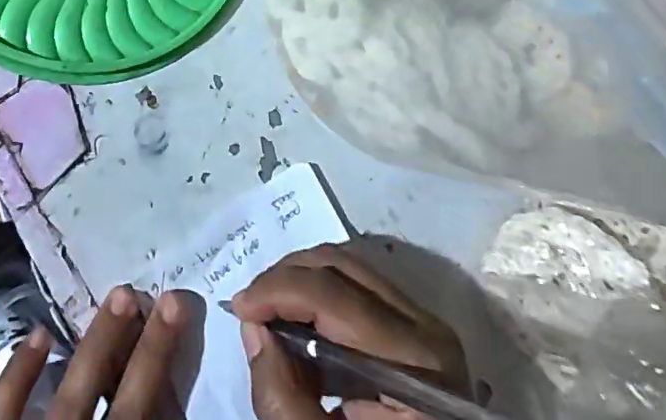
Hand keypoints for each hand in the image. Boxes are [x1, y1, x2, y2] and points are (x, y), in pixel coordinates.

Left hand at [0, 285, 191, 419]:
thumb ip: (154, 419)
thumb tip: (171, 394)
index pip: (150, 407)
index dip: (170, 365)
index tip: (186, 318)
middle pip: (126, 399)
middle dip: (150, 350)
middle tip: (168, 298)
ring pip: (73, 391)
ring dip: (100, 342)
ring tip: (122, 295)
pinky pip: (5, 406)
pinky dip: (20, 371)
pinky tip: (40, 333)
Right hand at [230, 244, 466, 419]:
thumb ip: (284, 400)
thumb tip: (254, 329)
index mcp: (412, 361)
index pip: (331, 292)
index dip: (277, 291)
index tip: (239, 309)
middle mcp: (425, 328)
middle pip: (339, 266)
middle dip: (284, 278)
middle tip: (251, 308)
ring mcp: (425, 323)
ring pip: (347, 266)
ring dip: (300, 280)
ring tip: (272, 315)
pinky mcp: (417, 327)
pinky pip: (359, 284)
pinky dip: (321, 292)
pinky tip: (302, 326)